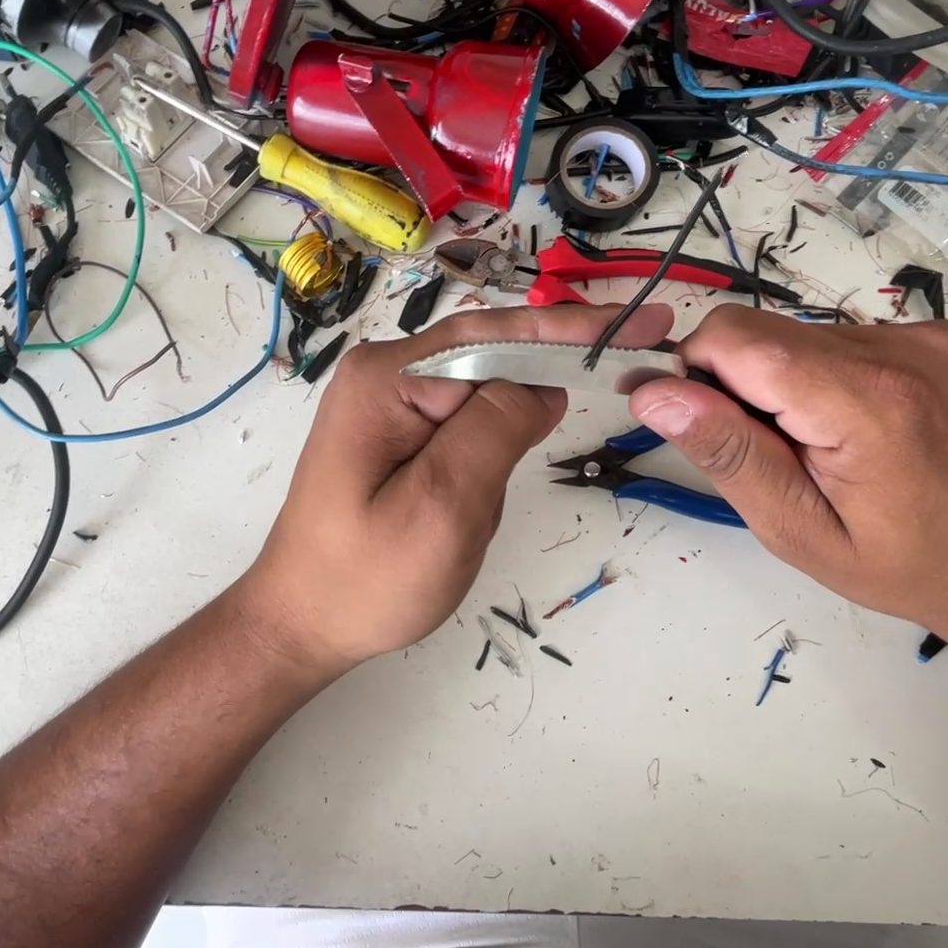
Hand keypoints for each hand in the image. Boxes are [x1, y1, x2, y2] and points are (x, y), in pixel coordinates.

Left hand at [239, 302, 674, 671]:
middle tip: (630, 369)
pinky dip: (490, 451)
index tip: (645, 326)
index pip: (494, 337)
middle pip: (489, 351)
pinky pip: (461, 424)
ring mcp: (387, 404)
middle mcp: (384, 375)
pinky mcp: (395, 434)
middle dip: (553, 366)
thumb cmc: (366, 580)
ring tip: (498, 493)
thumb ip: (496, 430)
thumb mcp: (443, 506)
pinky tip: (478, 499)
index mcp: (387, 379)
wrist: (302, 621)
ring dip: (512, 430)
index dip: (572, 332)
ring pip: (480, 392)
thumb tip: (545, 382)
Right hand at [627, 306, 947, 643]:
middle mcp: (902, 346)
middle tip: (772, 455)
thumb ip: (727, 454)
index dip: (695, 373)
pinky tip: (858, 430)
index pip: (733, 337)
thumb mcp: (797, 531)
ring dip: (781, 384)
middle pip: (762, 332)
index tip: (707, 430)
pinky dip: (823, 377)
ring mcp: (930, 334)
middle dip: (737, 385)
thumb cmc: (908, 568)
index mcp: (867, 401)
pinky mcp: (944, 335)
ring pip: (797, 334)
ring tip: (823, 449)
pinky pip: (841, 338)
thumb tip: (651, 393)